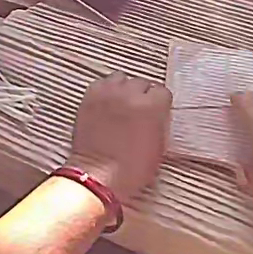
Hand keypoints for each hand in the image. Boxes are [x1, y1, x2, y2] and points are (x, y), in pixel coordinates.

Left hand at [64, 75, 172, 201]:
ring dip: (124, 89)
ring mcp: (109, 92)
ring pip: (122, 78)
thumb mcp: (159, 146)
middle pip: (142, 82)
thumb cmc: (133, 169)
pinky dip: (106, 90)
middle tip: (137, 110)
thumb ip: (160, 122)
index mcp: (152, 106)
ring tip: (121, 104)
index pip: (162, 91)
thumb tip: (157, 113)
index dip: (159, 103)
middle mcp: (131, 93)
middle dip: (142, 95)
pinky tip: (106, 103)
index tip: (156, 112)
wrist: (98, 175)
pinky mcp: (91, 95)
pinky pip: (102, 83)